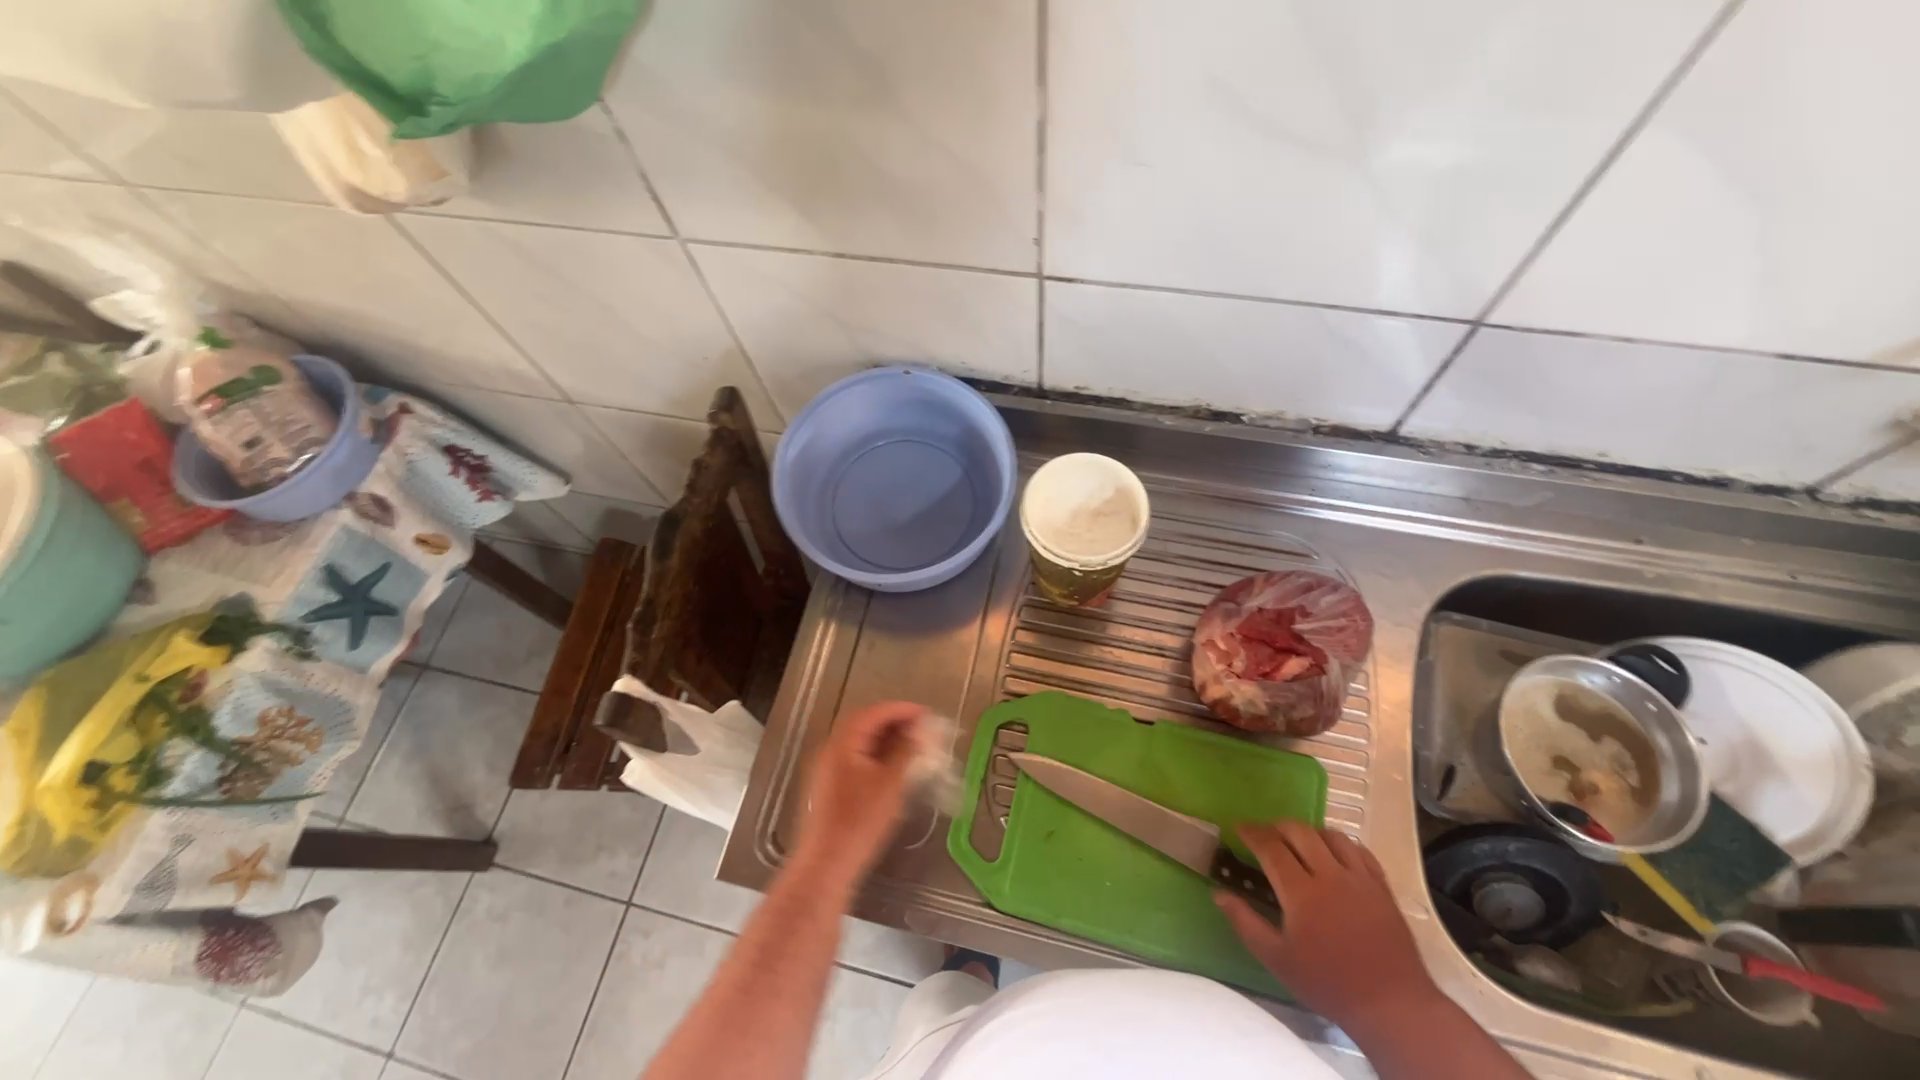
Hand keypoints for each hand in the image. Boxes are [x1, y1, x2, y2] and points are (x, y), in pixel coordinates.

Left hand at [794, 701, 933, 885]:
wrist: (827, 863)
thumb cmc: (860, 821)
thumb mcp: (890, 783)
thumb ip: (906, 751)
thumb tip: (921, 729)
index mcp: (842, 744)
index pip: (873, 714)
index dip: (901, 710)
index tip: (927, 713)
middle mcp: (831, 751)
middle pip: (864, 725)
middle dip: (895, 723)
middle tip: (922, 728)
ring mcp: (829, 770)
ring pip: (861, 744)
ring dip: (887, 740)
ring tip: (914, 746)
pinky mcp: (832, 788)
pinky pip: (857, 760)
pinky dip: (878, 756)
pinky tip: (895, 768)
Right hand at [1216, 822, 1438, 1030]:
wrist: (1390, 1003)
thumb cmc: (1328, 984)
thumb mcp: (1277, 959)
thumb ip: (1245, 922)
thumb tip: (1219, 893)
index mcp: (1302, 892)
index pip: (1271, 847)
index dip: (1252, 833)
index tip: (1238, 828)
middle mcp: (1331, 875)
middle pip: (1300, 832)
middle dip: (1276, 826)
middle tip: (1263, 835)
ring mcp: (1360, 879)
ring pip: (1331, 835)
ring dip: (1308, 832)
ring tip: (1297, 842)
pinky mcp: (1382, 887)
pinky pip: (1360, 850)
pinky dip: (1340, 843)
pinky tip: (1333, 854)